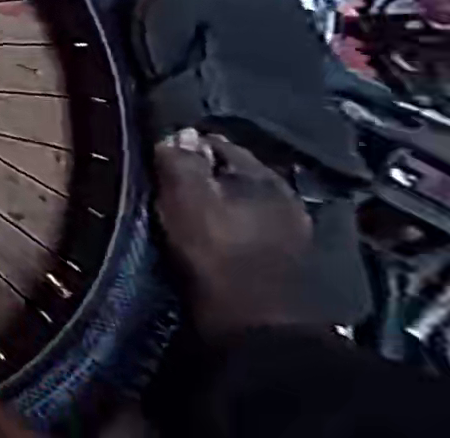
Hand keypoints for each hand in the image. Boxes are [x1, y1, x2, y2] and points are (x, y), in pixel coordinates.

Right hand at [155, 128, 316, 338]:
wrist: (252, 318)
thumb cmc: (213, 247)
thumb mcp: (184, 195)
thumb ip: (180, 158)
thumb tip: (182, 131)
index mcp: (266, 179)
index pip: (218, 142)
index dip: (185, 145)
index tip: (158, 155)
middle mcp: (287, 198)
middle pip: (232, 170)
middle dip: (203, 170)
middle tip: (168, 178)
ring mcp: (291, 228)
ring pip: (240, 195)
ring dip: (216, 195)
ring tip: (184, 202)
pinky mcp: (284, 253)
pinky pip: (247, 219)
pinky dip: (227, 216)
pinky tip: (209, 226)